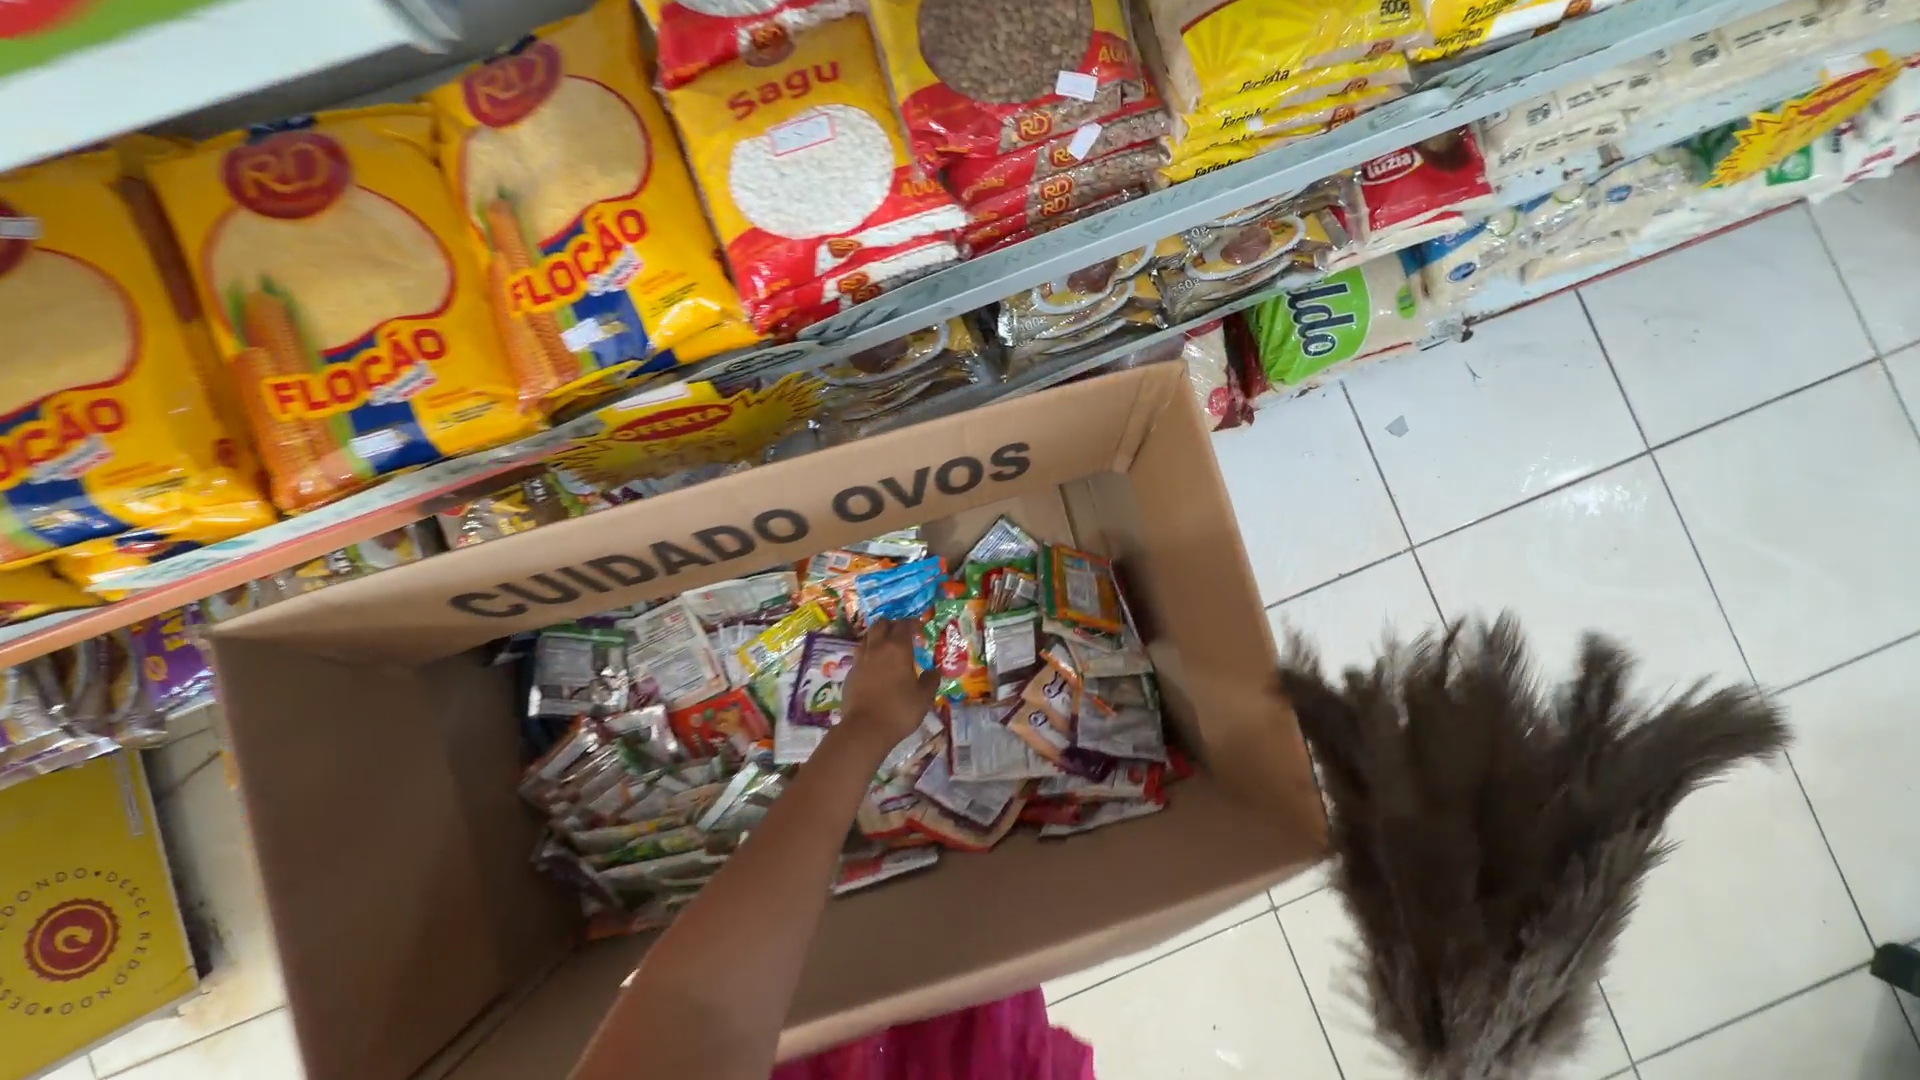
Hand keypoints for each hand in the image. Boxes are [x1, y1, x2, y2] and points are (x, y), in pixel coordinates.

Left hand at [838, 618, 939, 749]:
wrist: (865, 729)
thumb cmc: (899, 710)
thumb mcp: (923, 697)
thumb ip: (930, 681)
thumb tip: (934, 671)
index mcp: (898, 649)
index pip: (903, 625)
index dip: (911, 623)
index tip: (918, 627)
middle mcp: (877, 648)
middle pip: (881, 625)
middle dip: (891, 625)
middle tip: (901, 632)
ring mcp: (860, 660)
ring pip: (867, 638)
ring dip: (877, 637)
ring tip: (885, 646)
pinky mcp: (850, 673)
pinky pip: (859, 656)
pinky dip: (868, 655)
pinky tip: (873, 666)